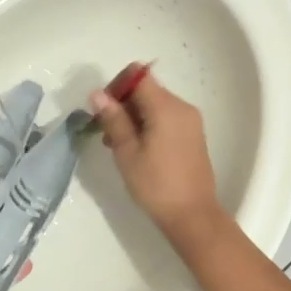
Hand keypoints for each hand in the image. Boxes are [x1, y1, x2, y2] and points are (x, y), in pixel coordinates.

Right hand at [88, 65, 220, 236]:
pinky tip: (138, 150)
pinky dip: (148, 126)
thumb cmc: (155, 185)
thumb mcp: (127, 152)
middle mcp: (182, 107)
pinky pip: (166, 119)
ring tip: (119, 146)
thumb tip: (97, 94)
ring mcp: (190, 121)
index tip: (103, 111)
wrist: (192, 214)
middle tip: (106, 133)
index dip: (117, 87)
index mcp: (166, 107)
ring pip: (155, 105)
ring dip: (134, 117)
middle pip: (147, 89)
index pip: (138, 76)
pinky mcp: (193, 135)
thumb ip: (114, 119)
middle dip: (123, 104)